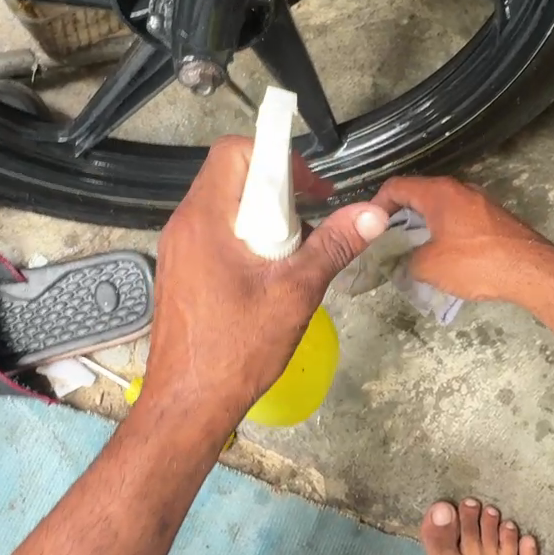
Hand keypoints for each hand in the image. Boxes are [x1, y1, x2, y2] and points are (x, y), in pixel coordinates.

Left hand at [141, 137, 387, 427]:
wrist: (188, 403)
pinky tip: (270, 277)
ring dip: (266, 218)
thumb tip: (374, 212)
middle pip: (232, 176)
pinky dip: (249, 240)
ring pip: (227, 207)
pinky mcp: (183, 270)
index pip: (235, 151)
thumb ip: (334, 245)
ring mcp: (179, 248)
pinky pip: (218, 234)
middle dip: (278, 191)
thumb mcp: (295, 293)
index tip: (311, 191)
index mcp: (206, 219)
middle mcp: (185, 224)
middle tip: (309, 224)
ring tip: (294, 255)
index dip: (278, 158)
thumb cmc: (238, 348)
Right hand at [372, 176, 553, 303]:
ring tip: (412, 251)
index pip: (396, 186)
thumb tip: (402, 260)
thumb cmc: (475, 262)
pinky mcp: (494, 218)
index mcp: (438, 192)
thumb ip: (406, 259)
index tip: (369, 226)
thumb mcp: (428, 266)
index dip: (376, 204)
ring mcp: (479, 202)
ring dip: (423, 226)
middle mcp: (459, 189)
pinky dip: (444, 232)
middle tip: (387, 242)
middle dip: (399, 217)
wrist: (531, 271)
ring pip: (440, 208)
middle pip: (418, 195)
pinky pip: (459, 219)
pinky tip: (443, 255)